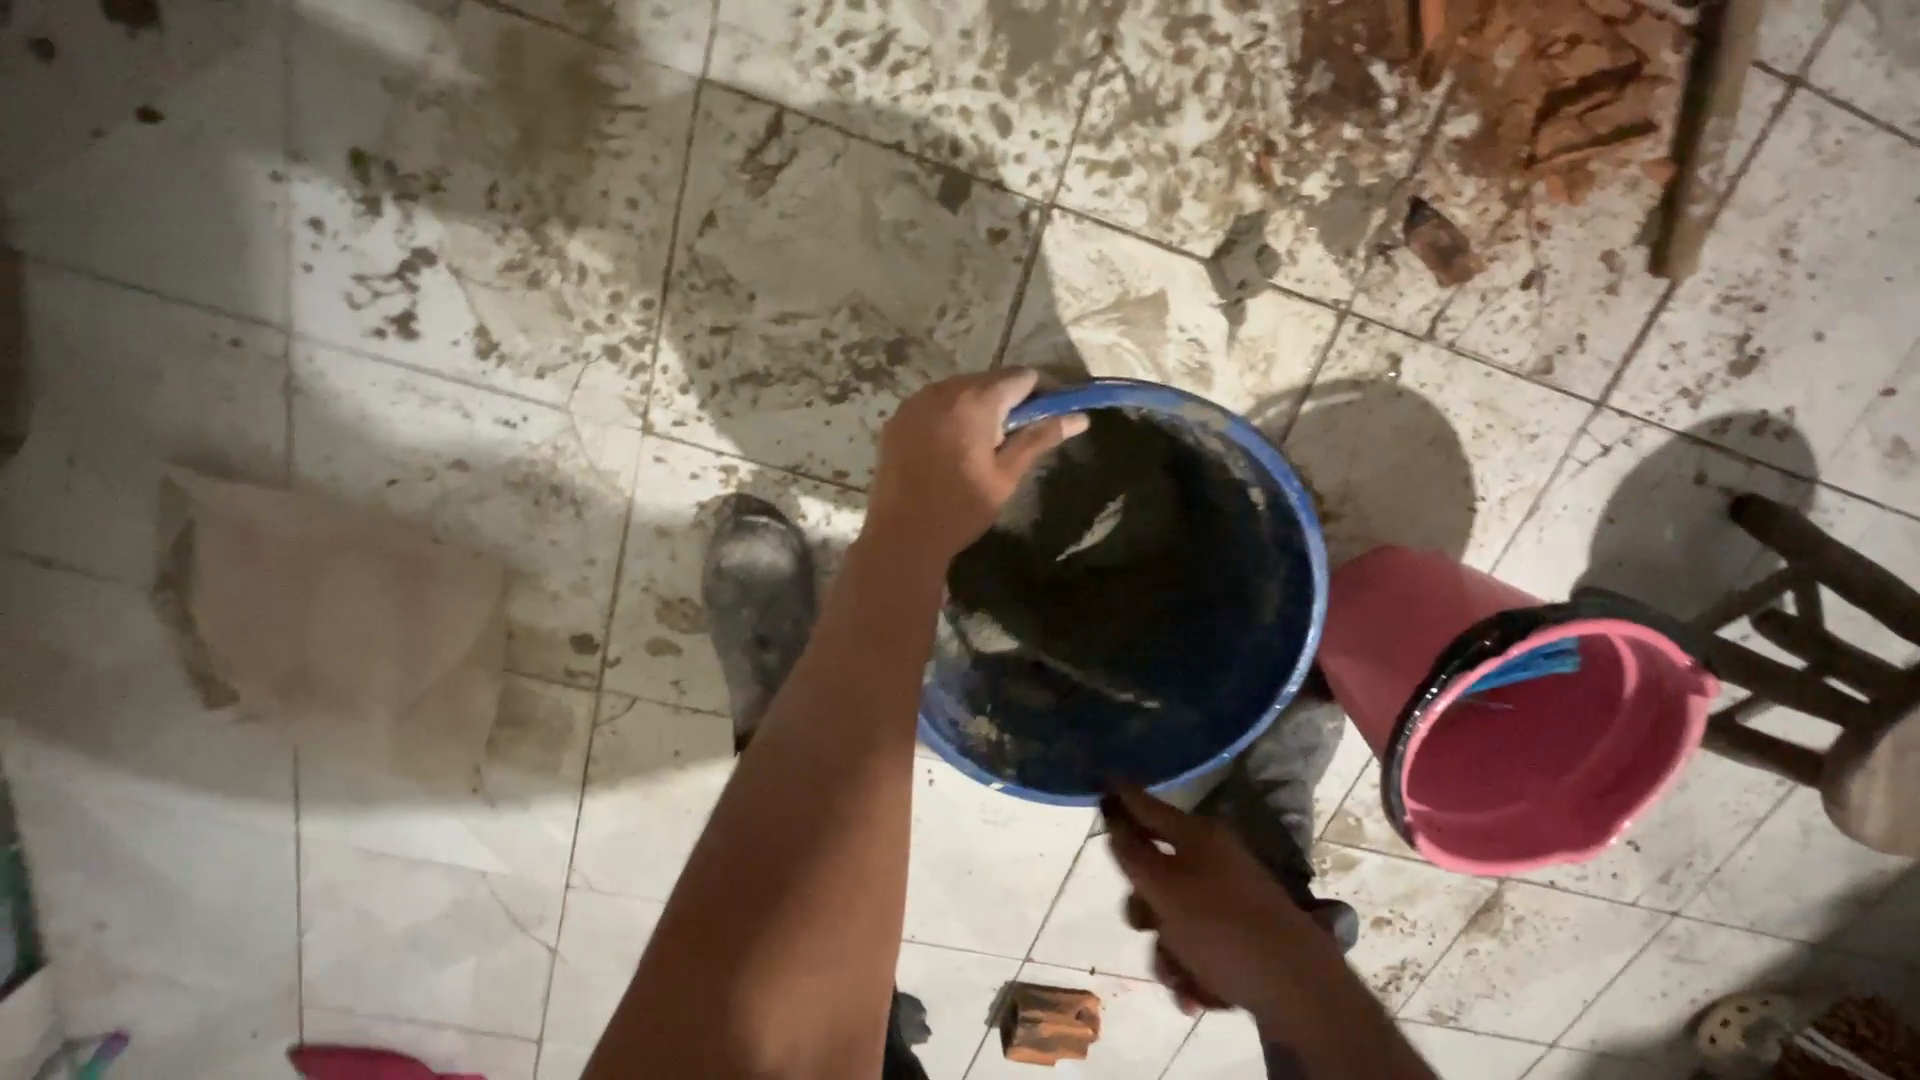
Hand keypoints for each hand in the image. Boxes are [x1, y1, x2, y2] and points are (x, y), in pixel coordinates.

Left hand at [863, 369, 1087, 565]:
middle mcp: (942, 391)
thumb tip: (1079, 417)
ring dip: (981, 405)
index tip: (1056, 411)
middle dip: (1012, 398)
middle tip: (1025, 431)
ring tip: (989, 440)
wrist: (901, 536)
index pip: (1021, 376)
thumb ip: (1039, 438)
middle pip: (989, 379)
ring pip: (960, 389)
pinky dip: (952, 414)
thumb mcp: (1006, 475)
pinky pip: (934, 403)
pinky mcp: (897, 418)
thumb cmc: (961, 509)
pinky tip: (956, 444)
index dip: (1044, 390)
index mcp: (974, 402)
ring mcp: (915, 402)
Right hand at [1104, 787, 1339, 1024]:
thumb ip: (1133, 856)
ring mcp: (1231, 898)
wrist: (1299, 989)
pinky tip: (1197, 993)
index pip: (1150, 807)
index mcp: (1199, 837)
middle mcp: (1215, 860)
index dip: (1123, 797)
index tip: (1103, 783)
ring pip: (1175, 917)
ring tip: (1179, 979)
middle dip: (1145, 909)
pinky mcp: (1243, 935)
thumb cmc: (1222, 929)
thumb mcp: (1165, 891)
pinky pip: (1200, 944)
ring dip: (1168, 951)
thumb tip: (1116, 824)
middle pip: (1157, 874)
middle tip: (1143, 926)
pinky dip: (1192, 968)